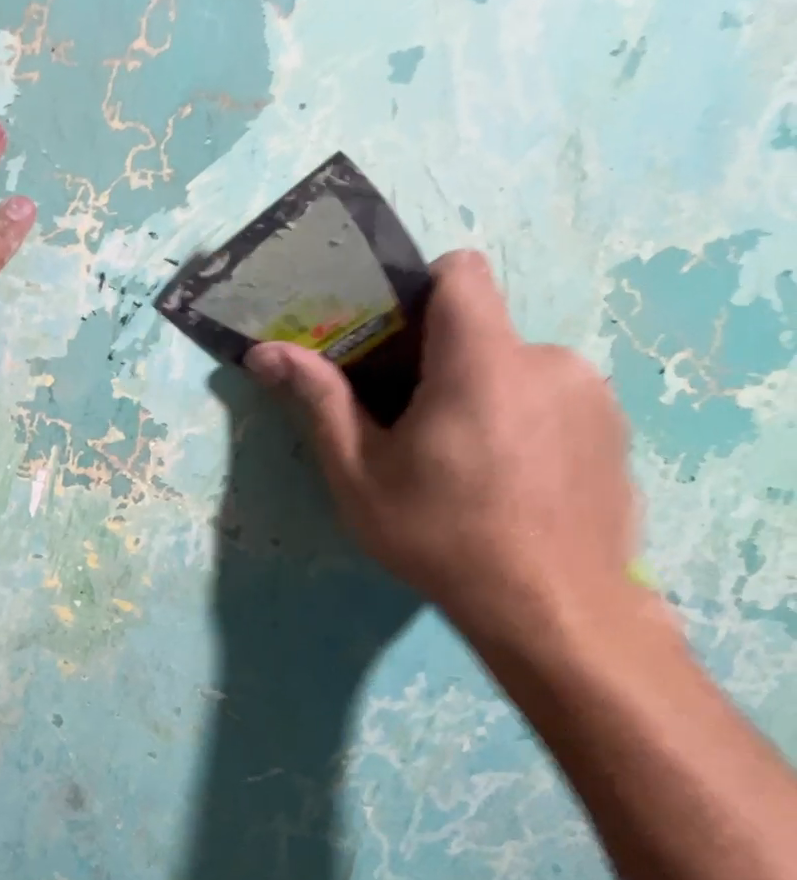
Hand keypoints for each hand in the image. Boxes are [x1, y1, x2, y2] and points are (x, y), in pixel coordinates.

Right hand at [245, 251, 639, 632]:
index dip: (418, 290)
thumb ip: (319, 401)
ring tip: (453, 463)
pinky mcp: (614, 427)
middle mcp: (548, 360)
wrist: (554, 607)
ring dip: (476, 395)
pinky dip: (516, 420)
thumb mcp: (358, 473)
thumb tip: (266, 352)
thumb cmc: (438, 535)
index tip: (386, 340)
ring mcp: (590, 394)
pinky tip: (500, 481)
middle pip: (478, 330)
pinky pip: (549, 399)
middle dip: (435, 363)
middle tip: (402, 428)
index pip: (460, 273)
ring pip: (513, 368)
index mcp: (481, 362)